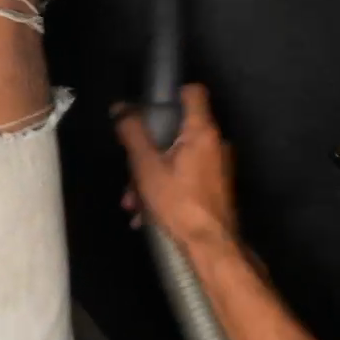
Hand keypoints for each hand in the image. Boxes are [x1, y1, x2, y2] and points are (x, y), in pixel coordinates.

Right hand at [114, 83, 241, 259]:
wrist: (211, 248)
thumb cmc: (179, 201)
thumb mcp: (146, 166)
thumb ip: (132, 133)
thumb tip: (120, 107)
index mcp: (201, 131)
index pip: (193, 92)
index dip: (171, 92)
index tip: (150, 105)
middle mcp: (215, 143)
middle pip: (178, 129)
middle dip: (149, 148)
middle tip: (130, 169)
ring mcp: (218, 167)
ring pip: (178, 157)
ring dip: (152, 174)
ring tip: (133, 201)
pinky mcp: (216, 187)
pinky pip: (186, 176)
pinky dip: (166, 187)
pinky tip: (146, 214)